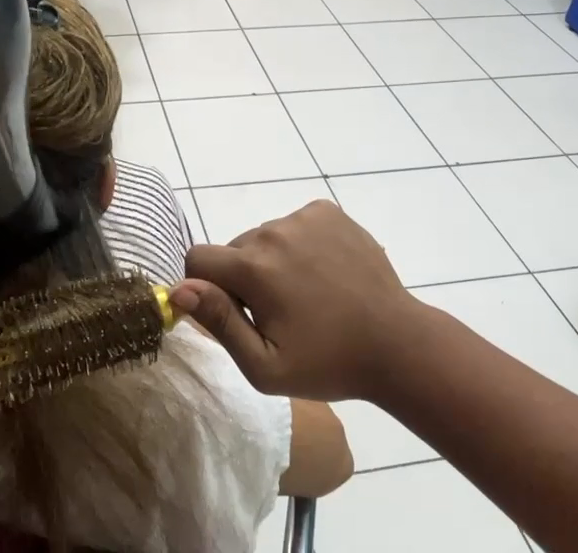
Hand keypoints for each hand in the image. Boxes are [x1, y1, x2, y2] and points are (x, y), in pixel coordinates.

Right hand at [171, 200, 422, 401]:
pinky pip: (293, 225)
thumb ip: (219, 323)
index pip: (197, 260)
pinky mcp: (327, 211)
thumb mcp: (265, 365)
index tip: (234, 313)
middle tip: (279, 313)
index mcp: (254, 268)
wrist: (398, 344)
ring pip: (263, 237)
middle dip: (243, 278)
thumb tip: (179, 290)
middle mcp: (273, 231)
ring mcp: (303, 217)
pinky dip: (298, 245)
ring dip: (272, 262)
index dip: (206, 289)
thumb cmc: (328, 364)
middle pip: (233, 250)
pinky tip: (323, 274)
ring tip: (307, 296)